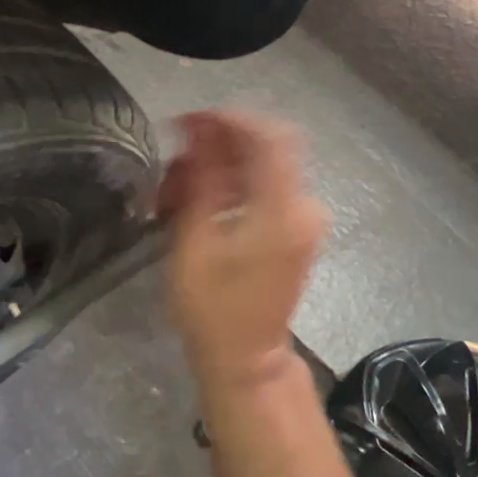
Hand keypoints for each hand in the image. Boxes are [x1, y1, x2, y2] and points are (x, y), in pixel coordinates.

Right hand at [159, 112, 329, 391]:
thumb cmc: (212, 306)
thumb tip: (197, 133)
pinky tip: (197, 202)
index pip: (268, 136)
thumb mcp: (195, 242)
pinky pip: (265, 187)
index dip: (227, 119)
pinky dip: (231, 184)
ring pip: (261, 167)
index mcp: (283, 209)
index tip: (185, 121)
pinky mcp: (296, 229)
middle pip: (264, 148)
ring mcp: (304, 218)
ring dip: (219, 166)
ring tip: (175, 188)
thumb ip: (201, 181)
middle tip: (173, 160)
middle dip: (216, 144)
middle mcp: (304, 206)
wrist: (245, 357)